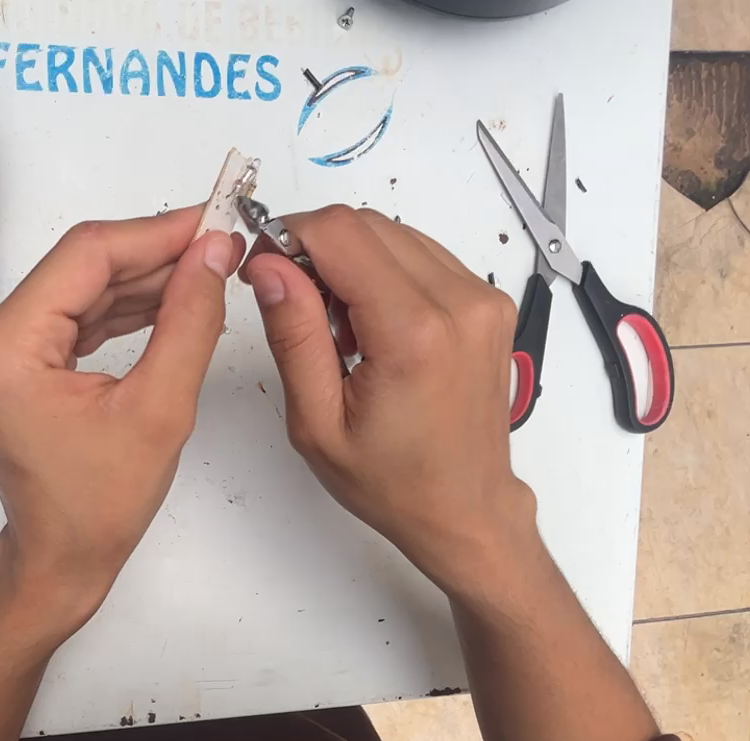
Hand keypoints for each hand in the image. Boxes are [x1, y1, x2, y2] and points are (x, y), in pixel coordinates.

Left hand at [0, 208, 243, 635]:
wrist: (60, 559)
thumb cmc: (100, 507)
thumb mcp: (160, 411)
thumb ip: (190, 322)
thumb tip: (214, 252)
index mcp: (5, 349)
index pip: (87, 257)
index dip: (157, 233)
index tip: (213, 220)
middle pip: (81, 269)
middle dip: (154, 256)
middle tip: (219, 244)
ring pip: (80, 291)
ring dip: (142, 282)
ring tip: (204, 273)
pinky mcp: (12, 364)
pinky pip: (73, 320)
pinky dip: (120, 311)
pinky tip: (167, 302)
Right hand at [241, 206, 535, 595]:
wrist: (463, 507)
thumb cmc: (393, 481)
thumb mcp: (318, 422)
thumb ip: (293, 336)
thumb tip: (268, 269)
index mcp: (414, 335)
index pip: (340, 234)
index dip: (288, 238)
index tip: (261, 267)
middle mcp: (459, 304)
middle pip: (367, 225)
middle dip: (315, 251)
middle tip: (292, 306)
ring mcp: (482, 299)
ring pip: (394, 235)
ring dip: (350, 265)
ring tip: (337, 331)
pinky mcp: (487, 302)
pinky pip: (422, 256)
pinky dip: (383, 275)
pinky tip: (370, 327)